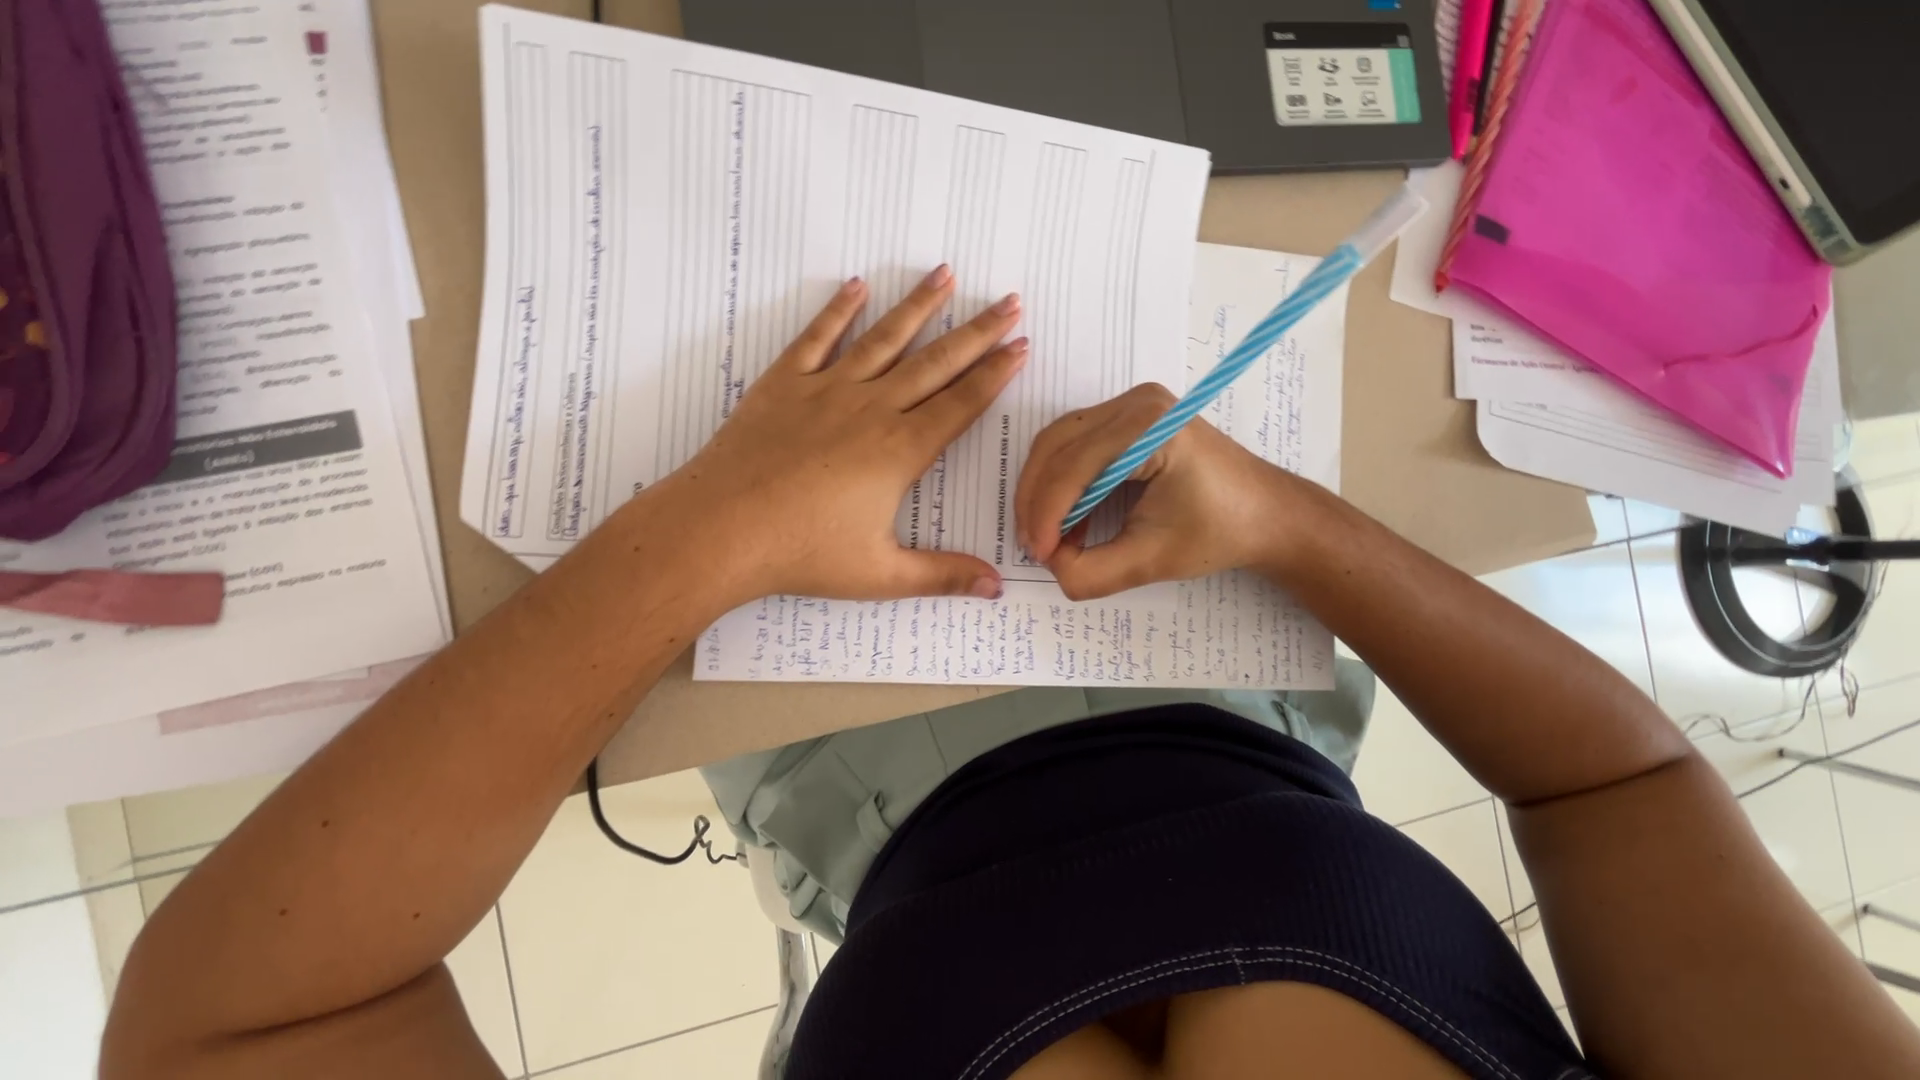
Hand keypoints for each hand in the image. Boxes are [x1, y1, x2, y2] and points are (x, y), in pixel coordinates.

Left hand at [653, 267, 1026, 603]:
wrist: (721, 529)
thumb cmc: (801, 554)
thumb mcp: (880, 575)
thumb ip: (942, 575)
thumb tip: (995, 587)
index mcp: (900, 451)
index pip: (961, 403)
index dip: (996, 374)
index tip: (1021, 345)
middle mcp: (871, 410)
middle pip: (936, 362)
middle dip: (977, 331)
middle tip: (1008, 301)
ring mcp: (827, 391)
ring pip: (884, 339)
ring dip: (918, 306)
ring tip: (945, 274)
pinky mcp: (784, 384)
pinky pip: (818, 337)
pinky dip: (839, 310)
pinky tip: (857, 286)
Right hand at [1014, 384, 1300, 599]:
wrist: (1266, 514)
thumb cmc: (1219, 533)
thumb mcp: (1149, 563)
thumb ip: (1089, 572)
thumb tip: (1049, 566)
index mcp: (1149, 426)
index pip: (1074, 465)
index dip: (1046, 513)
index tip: (1038, 555)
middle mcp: (1135, 402)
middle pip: (1056, 445)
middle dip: (1036, 499)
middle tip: (1032, 547)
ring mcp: (1131, 404)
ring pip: (1058, 443)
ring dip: (1044, 491)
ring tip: (1047, 537)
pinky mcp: (1128, 417)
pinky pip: (1075, 445)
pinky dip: (1062, 483)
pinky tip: (1070, 521)